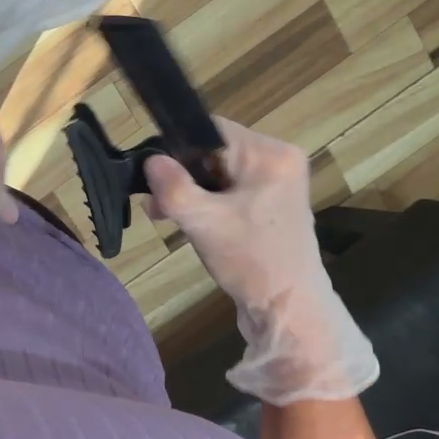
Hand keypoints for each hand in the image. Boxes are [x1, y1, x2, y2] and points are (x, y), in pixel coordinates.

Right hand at [145, 119, 378, 405]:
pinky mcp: (268, 205)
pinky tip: (189, 223)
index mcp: (270, 154)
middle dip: (181, 176)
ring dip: (189, 193)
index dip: (177, 149)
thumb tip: (150, 160)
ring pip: (216, 172)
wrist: (288, 309)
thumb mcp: (204, 222)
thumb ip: (173, 187)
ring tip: (168, 218)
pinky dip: (205, 204)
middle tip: (157, 206)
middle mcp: (278, 160)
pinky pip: (227, 191)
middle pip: (212, 151)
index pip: (211, 129)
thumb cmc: (251, 260)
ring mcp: (275, 184)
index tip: (156, 177)